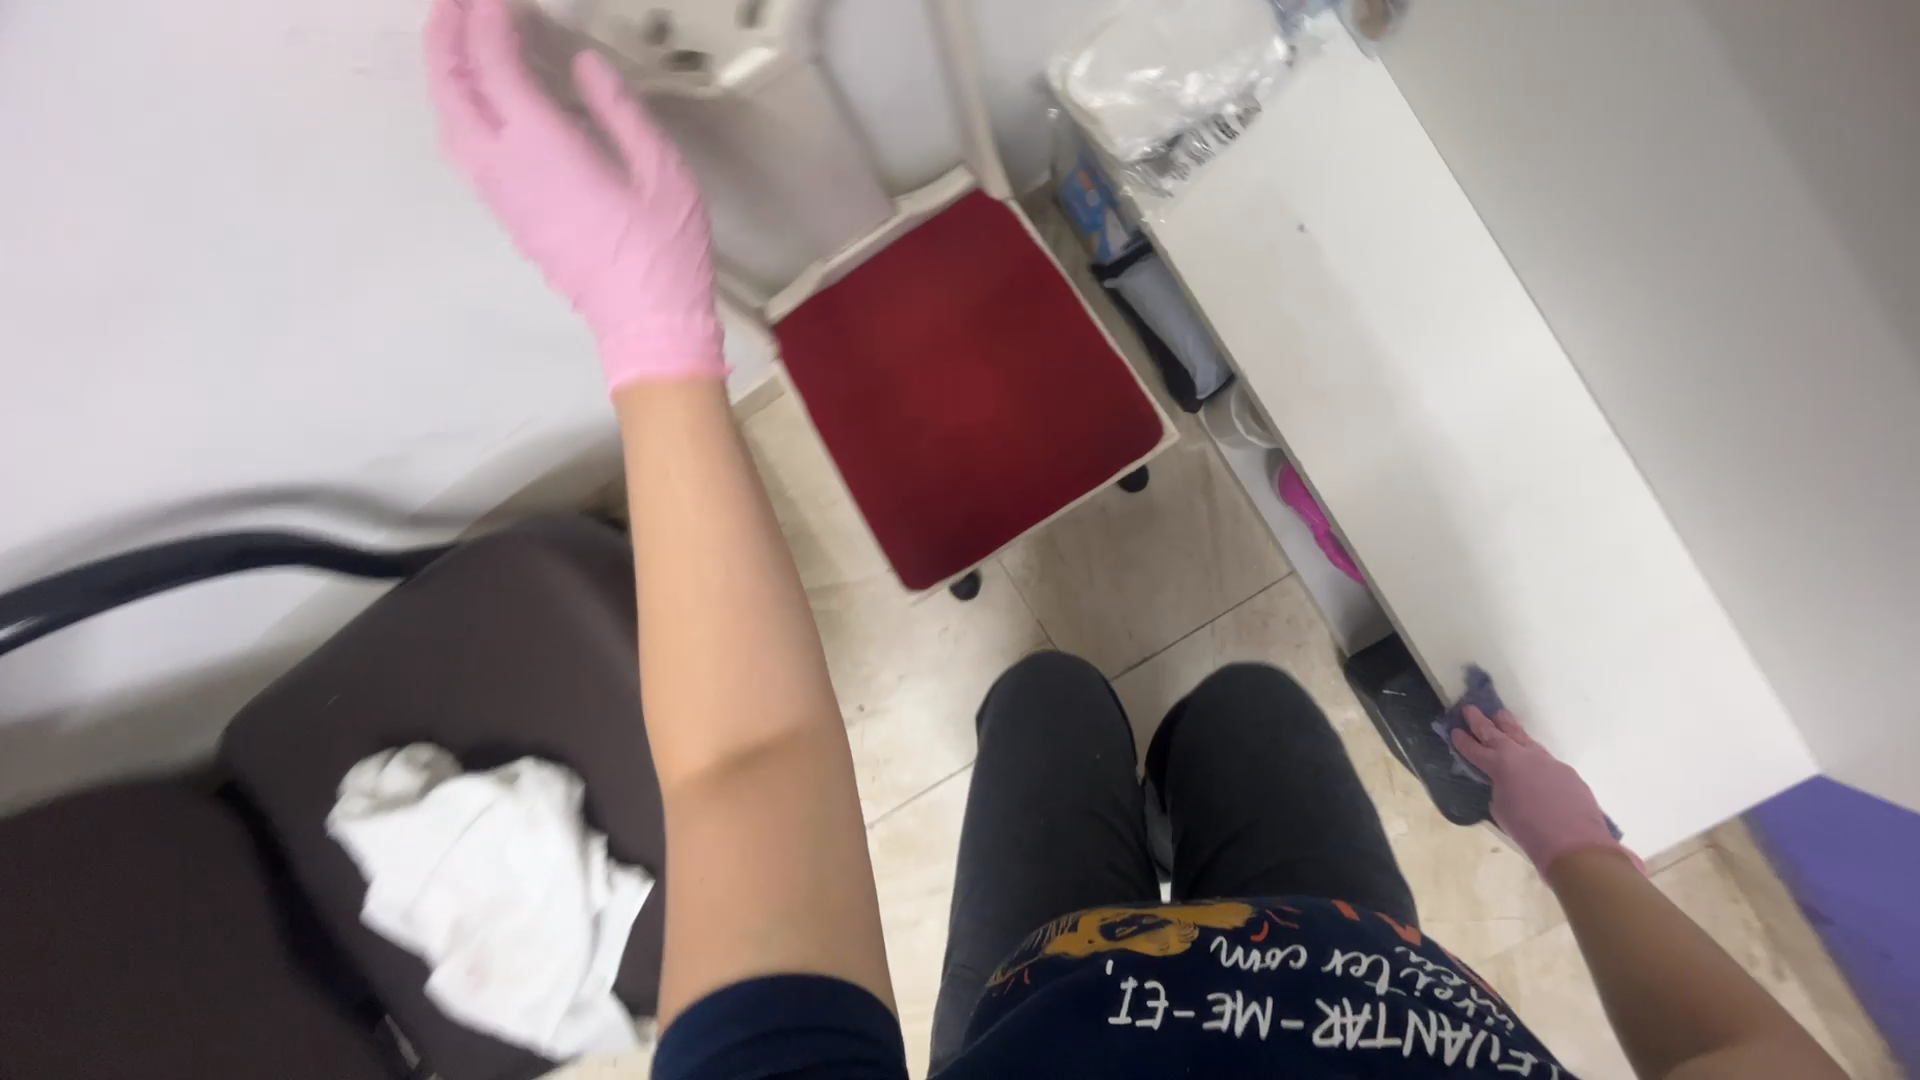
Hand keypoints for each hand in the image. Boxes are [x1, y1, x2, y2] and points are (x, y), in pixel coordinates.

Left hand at [424, 0, 724, 387]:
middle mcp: (507, 167)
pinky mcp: (513, 221)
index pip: (492, 62)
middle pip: (450, 87)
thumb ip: (621, 112)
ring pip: (449, 122)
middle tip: (457, 3)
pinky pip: (467, 154)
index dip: (488, 18)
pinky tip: (483, 108)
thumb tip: (584, 65)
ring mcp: (504, 198)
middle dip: (445, 35)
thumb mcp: (664, 174)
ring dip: (446, 75)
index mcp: (544, 147)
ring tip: (460, 46)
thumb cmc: (666, 254)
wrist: (650, 326)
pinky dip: (461, 113)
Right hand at [1450, 706, 1637, 876]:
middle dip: (1480, 722)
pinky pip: (1544, 758)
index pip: (1474, 749)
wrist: (1575, 844)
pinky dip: (1532, 754)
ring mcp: (1547, 762)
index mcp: (1499, 766)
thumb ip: (1498, 788)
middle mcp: (1522, 756)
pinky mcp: (1566, 772)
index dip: (1462, 740)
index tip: (1454, 730)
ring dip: (1510, 727)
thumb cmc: (1527, 829)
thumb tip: (1505, 784)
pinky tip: (1531, 759)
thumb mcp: (1500, 808)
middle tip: (1470, 708)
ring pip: (1524, 739)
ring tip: (1501, 715)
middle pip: (1496, 734)